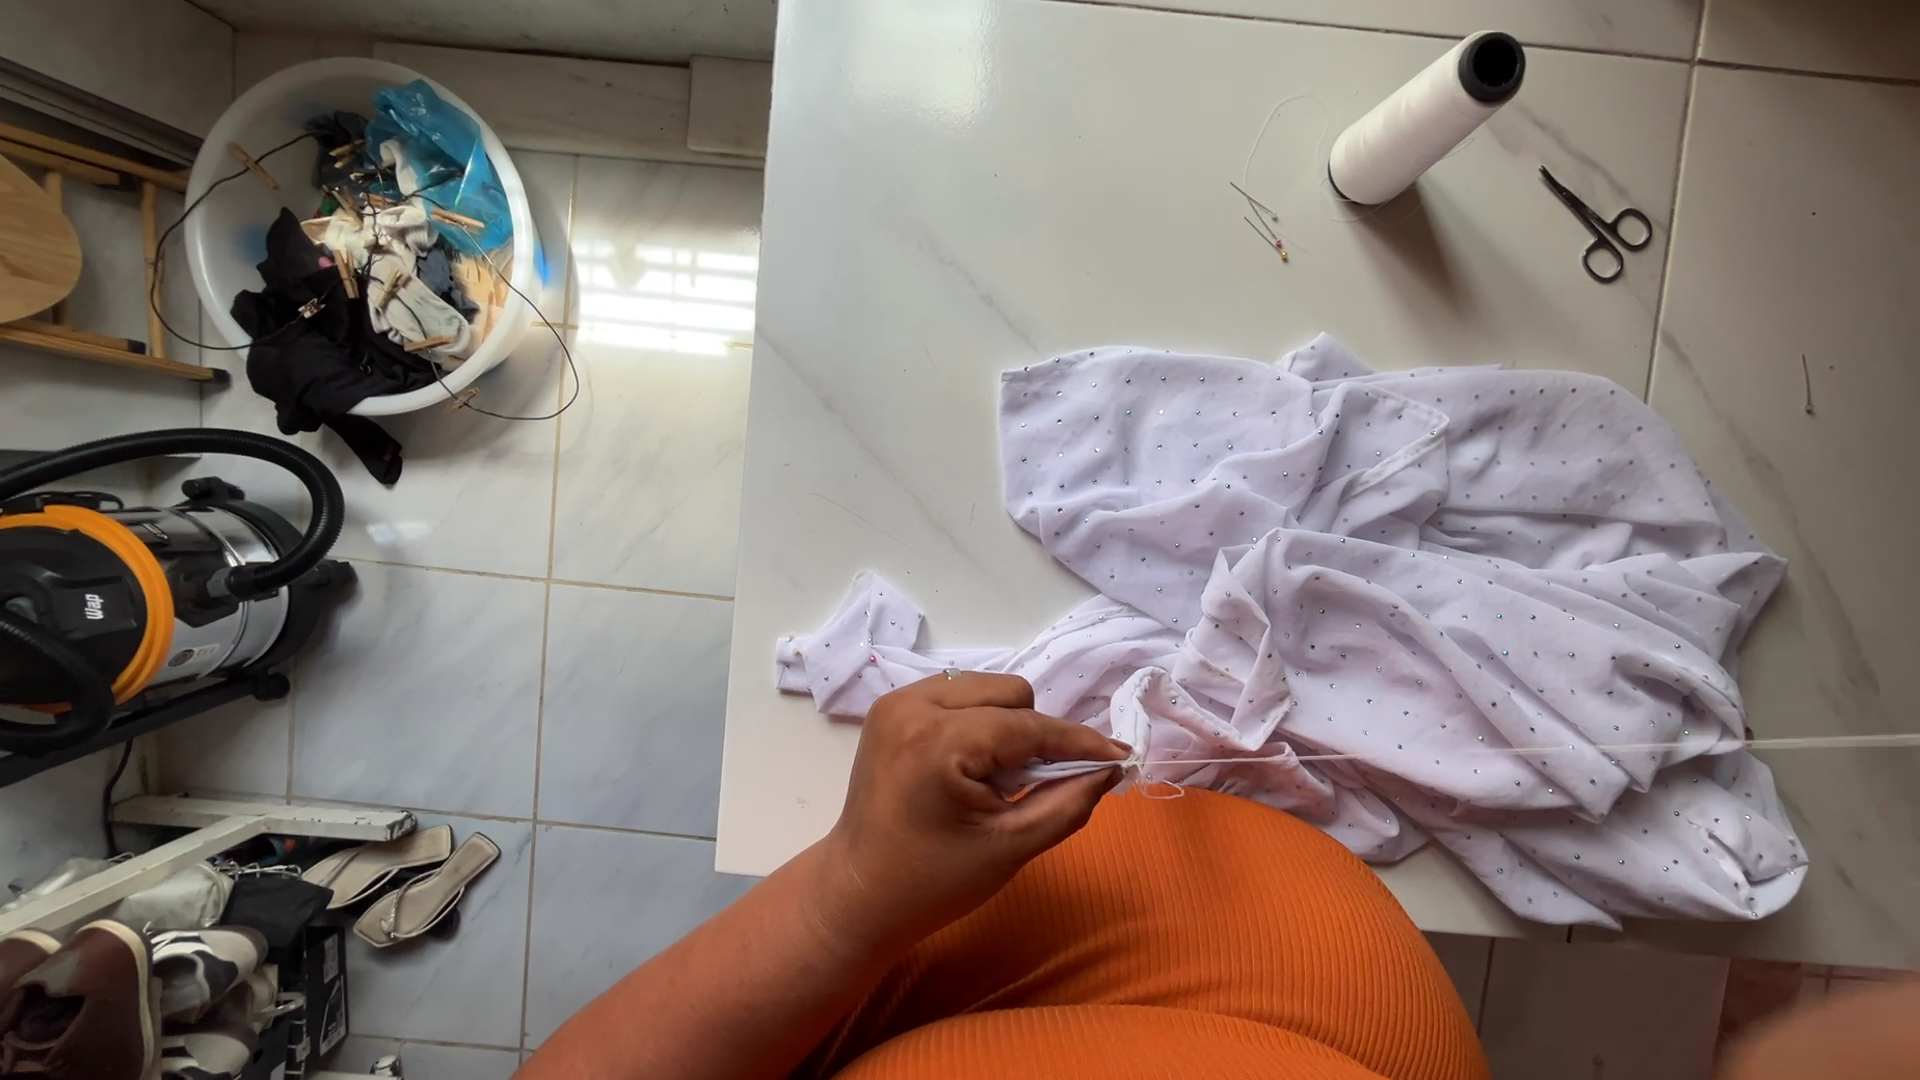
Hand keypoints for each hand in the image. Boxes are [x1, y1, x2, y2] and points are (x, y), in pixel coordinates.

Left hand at [809, 672, 1126, 953]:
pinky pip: (957, 693)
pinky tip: (968, 762)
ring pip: (985, 686)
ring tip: (995, 775)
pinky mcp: (890, 706)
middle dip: (1033, 733)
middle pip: (1009, 692)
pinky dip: (977, 719)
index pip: (1028, 727)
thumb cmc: (933, 881)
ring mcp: (897, 701)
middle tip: (1027, 783)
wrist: (859, 891)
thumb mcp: (1010, 847)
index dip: (1078, 742)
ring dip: (1006, 723)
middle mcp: (914, 705)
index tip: (1120, 754)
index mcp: (939, 741)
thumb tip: (1109, 769)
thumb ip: (1066, 803)